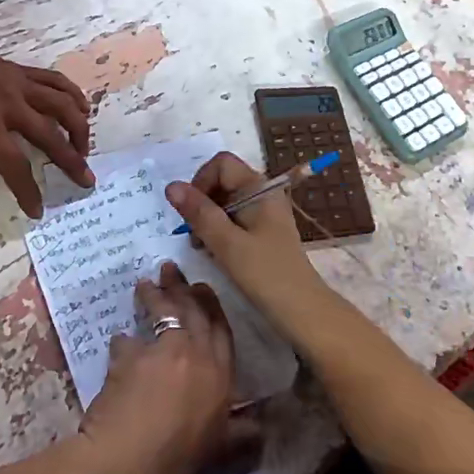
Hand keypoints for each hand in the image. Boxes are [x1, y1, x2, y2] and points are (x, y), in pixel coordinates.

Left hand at [0, 30, 91, 217]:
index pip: (14, 162)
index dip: (28, 189)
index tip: (38, 210)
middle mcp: (8, 101)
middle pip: (50, 134)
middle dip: (71, 161)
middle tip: (87, 182)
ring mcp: (18, 82)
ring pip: (62, 105)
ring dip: (78, 129)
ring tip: (84, 150)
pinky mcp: (20, 70)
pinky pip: (56, 80)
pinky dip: (73, 95)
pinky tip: (82, 110)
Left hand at [75, 262, 242, 473]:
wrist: (130, 465)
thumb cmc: (180, 462)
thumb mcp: (218, 450)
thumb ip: (238, 434)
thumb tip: (263, 430)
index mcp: (221, 376)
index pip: (221, 330)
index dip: (212, 307)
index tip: (203, 287)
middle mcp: (197, 355)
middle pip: (192, 311)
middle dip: (182, 288)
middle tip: (171, 269)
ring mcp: (163, 351)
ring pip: (163, 313)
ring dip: (154, 295)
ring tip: (144, 284)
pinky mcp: (130, 356)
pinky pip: (126, 341)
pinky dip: (122, 340)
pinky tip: (117, 339)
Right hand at [165, 153, 330, 327]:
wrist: (302, 310)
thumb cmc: (265, 274)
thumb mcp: (227, 243)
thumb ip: (199, 213)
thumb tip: (171, 186)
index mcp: (259, 188)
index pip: (221, 163)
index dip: (200, 181)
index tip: (190, 212)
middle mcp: (263, 193)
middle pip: (223, 181)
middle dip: (202, 202)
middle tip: (193, 234)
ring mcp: (265, 213)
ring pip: (226, 201)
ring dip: (208, 219)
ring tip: (202, 247)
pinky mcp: (263, 231)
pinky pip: (234, 219)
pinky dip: (219, 230)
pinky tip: (215, 253)